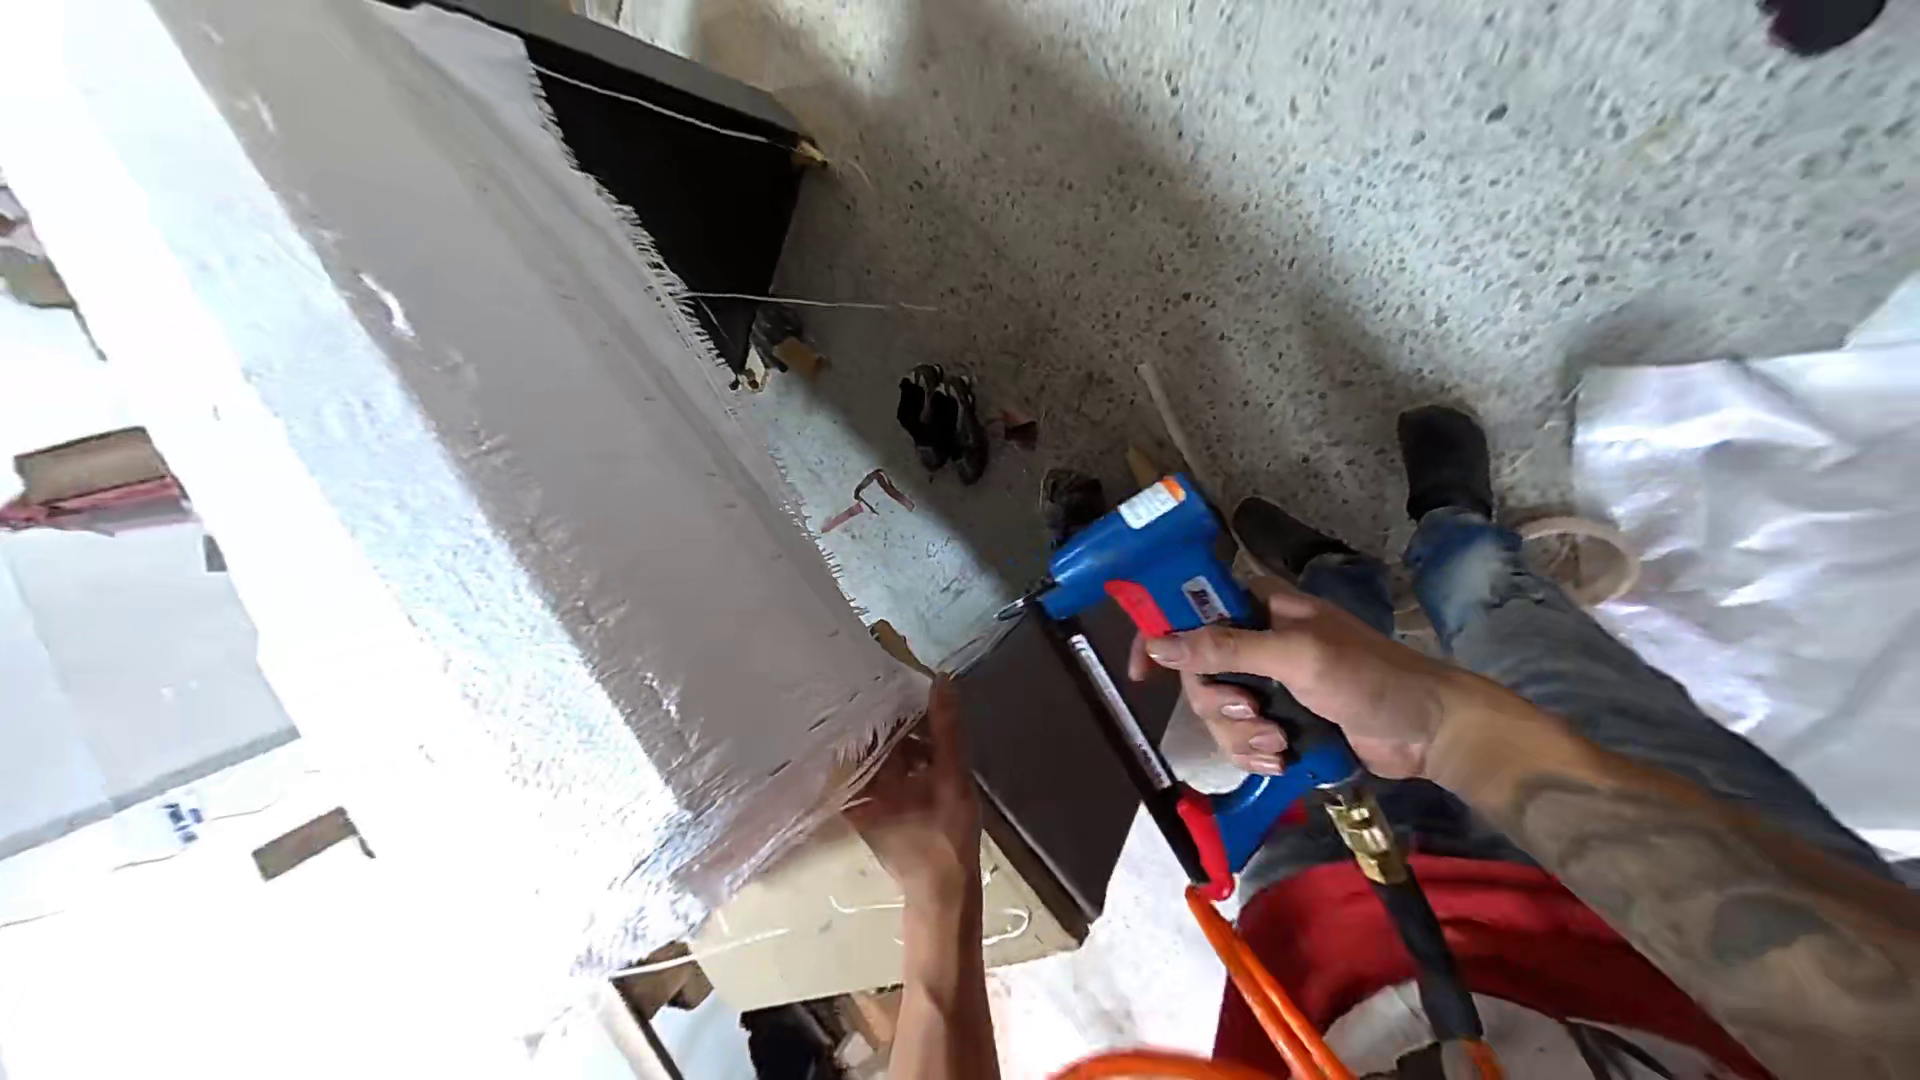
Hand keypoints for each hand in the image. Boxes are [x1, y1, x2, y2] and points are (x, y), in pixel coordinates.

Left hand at [846, 675, 981, 908]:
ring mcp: (865, 799)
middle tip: (923, 696)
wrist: (945, 895)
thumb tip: (941, 679)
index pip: (868, 726)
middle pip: (874, 738)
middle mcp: (855, 787)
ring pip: (883, 753)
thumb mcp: (952, 777)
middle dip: (899, 718)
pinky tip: (928, 749)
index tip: (906, 681)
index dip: (888, 702)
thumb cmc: (946, 837)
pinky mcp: (876, 807)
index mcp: (864, 780)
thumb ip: (946, 728)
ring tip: (931, 722)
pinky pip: (887, 769)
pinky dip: (905, 757)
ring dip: (906, 738)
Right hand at [1128, 578, 1490, 779]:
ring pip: (1213, 710)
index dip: (1159, 633)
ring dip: (1240, 734)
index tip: (1142, 671)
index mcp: (1256, 608)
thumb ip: (1226, 648)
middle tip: (1252, 713)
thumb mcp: (1296, 656)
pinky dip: (1252, 752)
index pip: (1189, 609)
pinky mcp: (1275, 719)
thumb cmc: (1370, 676)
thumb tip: (1159, 645)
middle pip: (1195, 671)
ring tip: (1278, 744)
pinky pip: (1235, 737)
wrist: (1430, 732)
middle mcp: (1252, 641)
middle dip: (1219, 702)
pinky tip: (1279, 760)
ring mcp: (1263, 682)